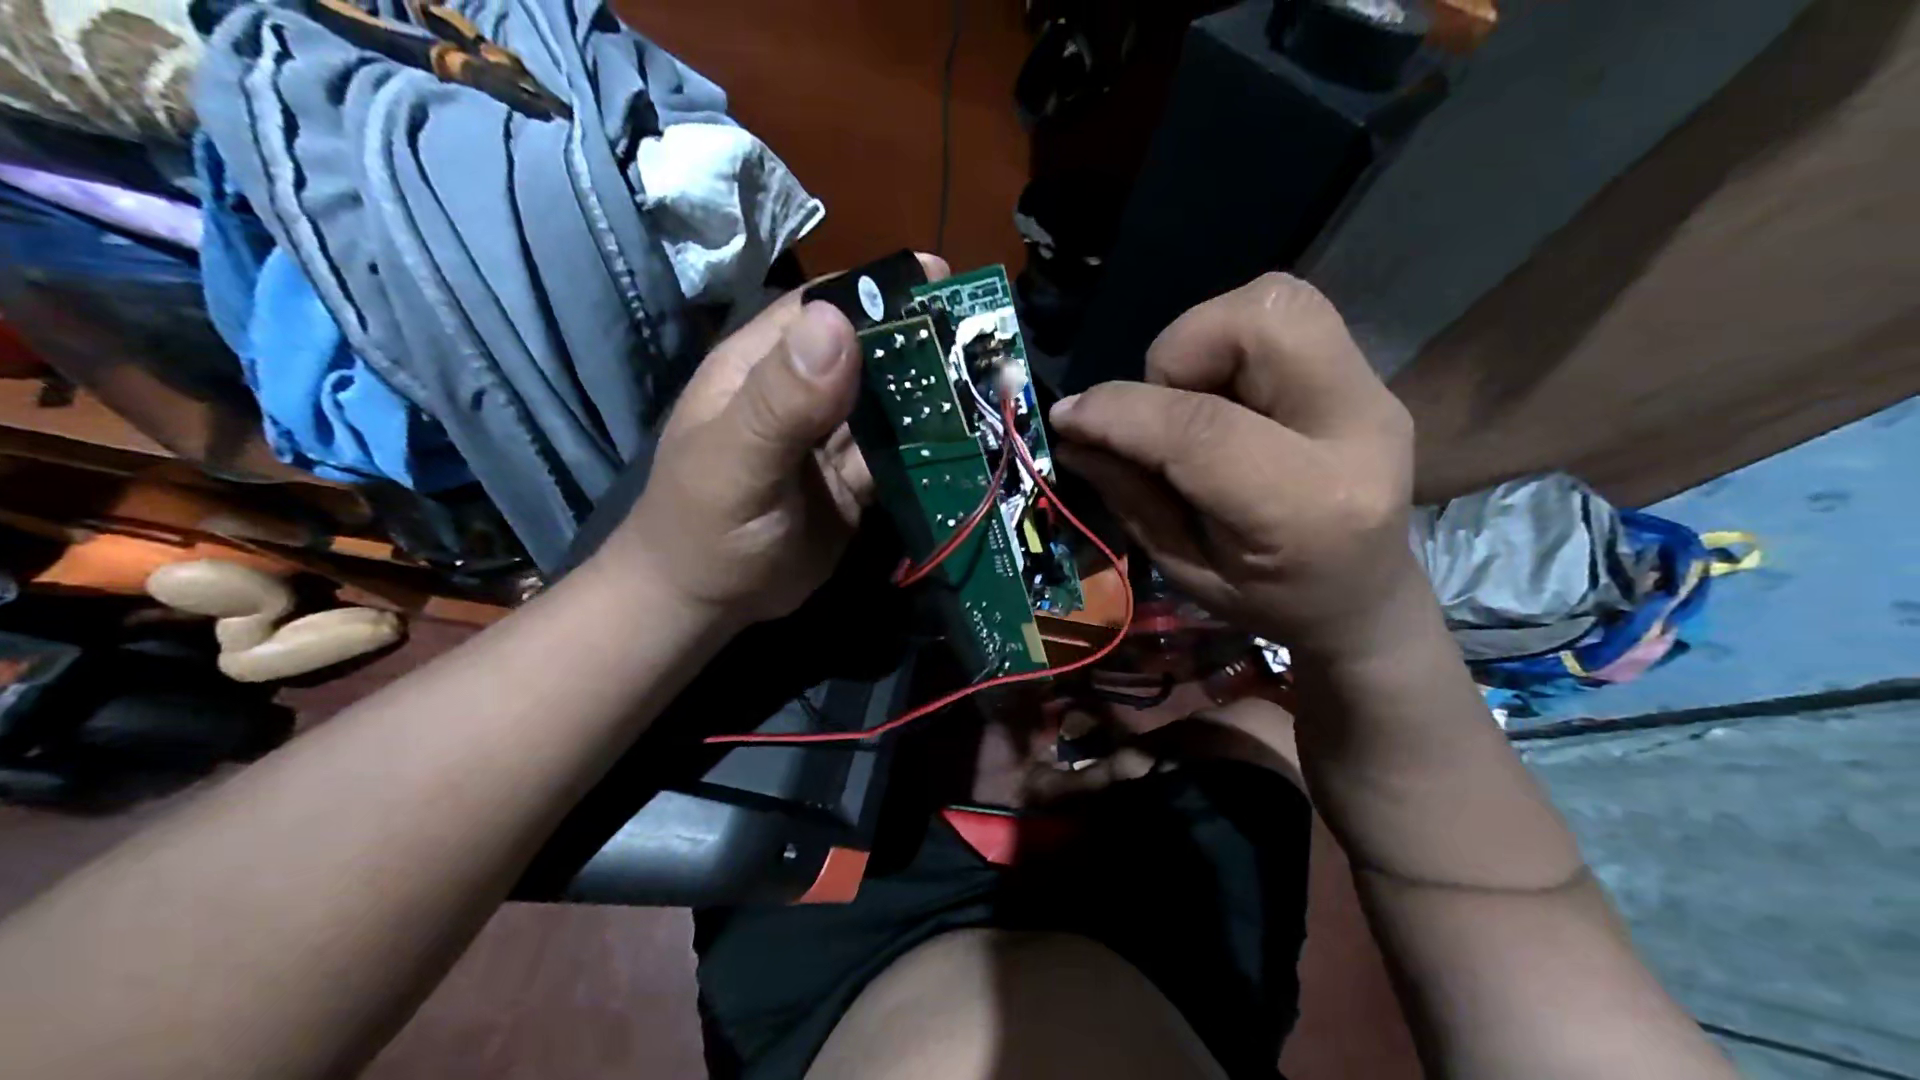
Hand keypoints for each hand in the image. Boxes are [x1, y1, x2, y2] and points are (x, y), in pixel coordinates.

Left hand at [603, 256, 947, 627]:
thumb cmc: (703, 530)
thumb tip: (837, 322)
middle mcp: (803, 393)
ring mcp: (832, 439)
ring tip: (990, 388)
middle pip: (869, 353)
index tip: (939, 281)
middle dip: (922, 344)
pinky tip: (969, 445)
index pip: (823, 307)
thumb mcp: (735, 462)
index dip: (876, 290)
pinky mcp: (856, 482)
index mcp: (763, 367)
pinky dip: (930, 452)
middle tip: (983, 342)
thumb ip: (781, 400)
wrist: (705, 604)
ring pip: (890, 405)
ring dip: (934, 398)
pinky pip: (899, 457)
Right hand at [1048, 274, 1420, 662]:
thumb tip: (1073, 434)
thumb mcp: (1188, 571)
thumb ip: (1133, 497)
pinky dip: (1228, 345)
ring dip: (1204, 341)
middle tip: (1158, 406)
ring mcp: (1372, 391)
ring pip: (1277, 302)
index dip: (1122, 413)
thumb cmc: (1271, 602)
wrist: (1366, 597)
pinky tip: (1223, 398)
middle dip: (1179, 349)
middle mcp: (1356, 430)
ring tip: (1190, 402)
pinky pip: (1285, 319)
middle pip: (1265, 320)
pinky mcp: (1366, 375)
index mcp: (1306, 507)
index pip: (1203, 430)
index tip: (1069, 417)